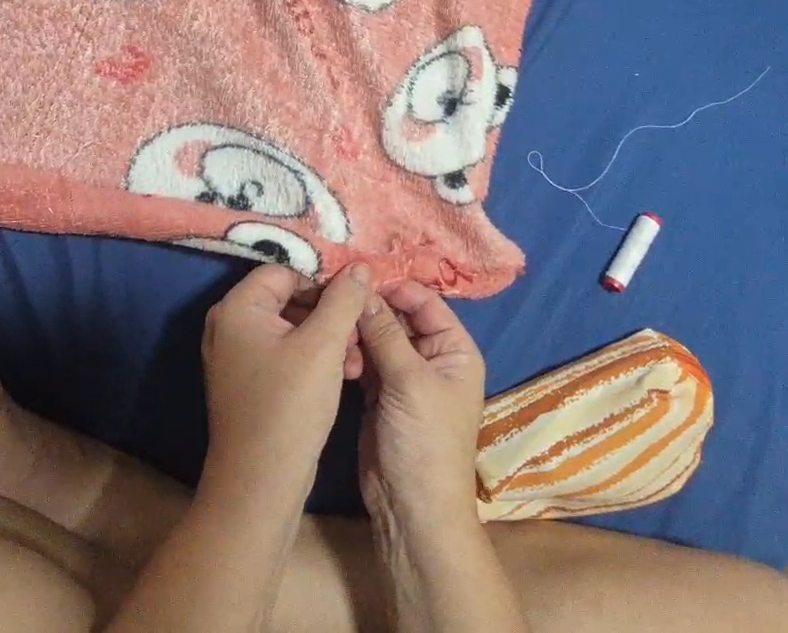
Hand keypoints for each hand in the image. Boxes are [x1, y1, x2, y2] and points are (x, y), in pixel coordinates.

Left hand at [201, 263, 368, 498]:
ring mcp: (237, 357)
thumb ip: (344, 298)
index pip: (285, 270)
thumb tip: (360, 266)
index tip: (356, 295)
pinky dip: (314, 357)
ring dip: (328, 336)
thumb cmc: (289, 405)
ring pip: (292, 327)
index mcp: (237, 309)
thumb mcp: (324, 345)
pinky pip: (286, 353)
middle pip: (289, 297)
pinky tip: (343, 373)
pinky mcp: (250, 382)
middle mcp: (229, 326)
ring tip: (355, 358)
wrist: (260, 484)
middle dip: (330, 312)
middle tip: (359, 331)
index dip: (323, 279)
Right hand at [355, 280, 487, 533]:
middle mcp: (432, 358)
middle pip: (398, 319)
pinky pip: (365, 362)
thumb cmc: (426, 441)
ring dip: (357, 334)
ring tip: (332, 333)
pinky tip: (333, 353)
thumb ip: (386, 334)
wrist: (413, 509)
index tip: (357, 277)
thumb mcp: (410, 381)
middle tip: (333, 299)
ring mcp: (404, 378)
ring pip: (377, 340)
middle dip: (369, 311)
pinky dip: (350, 356)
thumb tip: (363, 289)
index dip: (395, 288)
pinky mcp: (379, 396)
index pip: (425, 303)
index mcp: (454, 349)